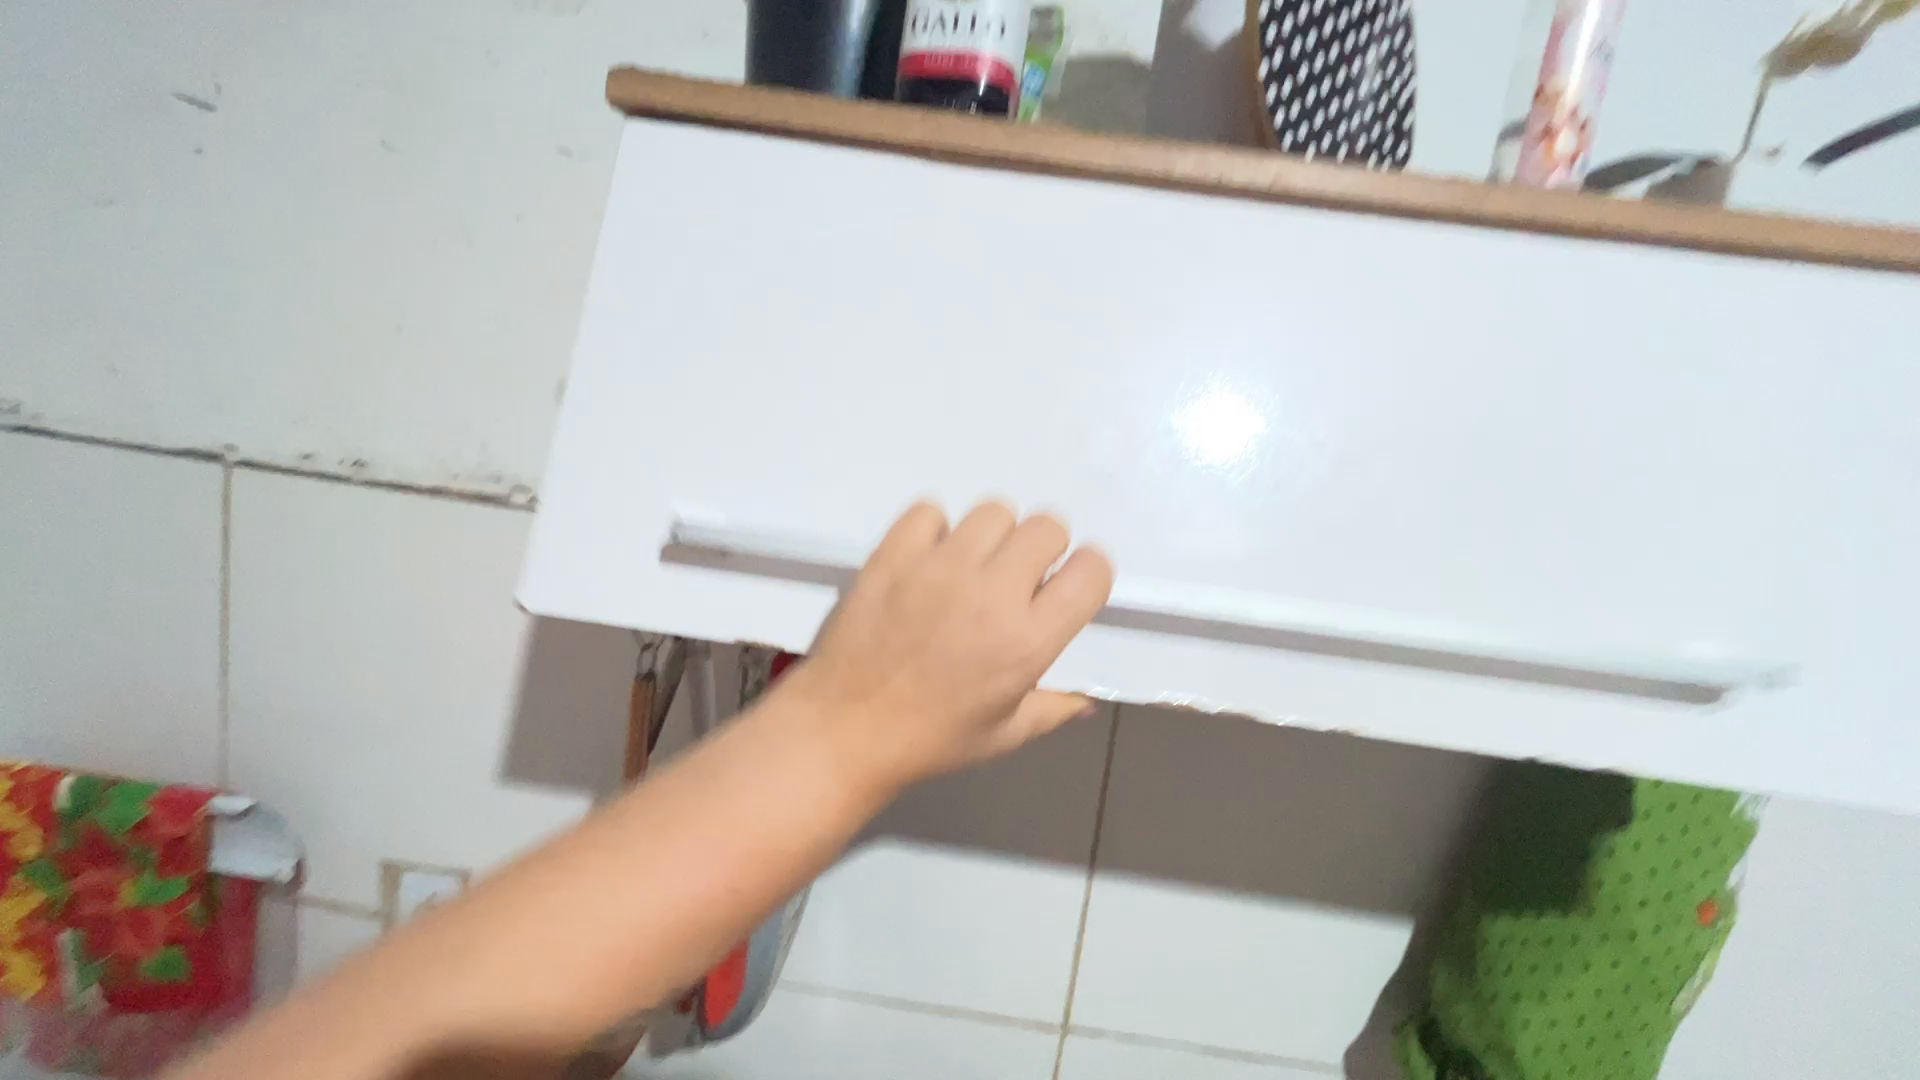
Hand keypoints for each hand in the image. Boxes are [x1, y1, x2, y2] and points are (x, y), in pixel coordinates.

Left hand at [779, 501, 1114, 788]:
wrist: (844, 729)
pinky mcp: (894, 554)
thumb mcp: (1004, 735)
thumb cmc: (930, 740)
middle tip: (1018, 576)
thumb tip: (1088, 699)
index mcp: (1028, 641)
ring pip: (993, 512)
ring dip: (993, 536)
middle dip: (1044, 548)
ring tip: (973, 565)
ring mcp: (940, 568)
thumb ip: (1053, 709)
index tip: (1068, 584)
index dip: (1087, 572)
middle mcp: (992, 593)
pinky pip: (930, 511)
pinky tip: (928, 559)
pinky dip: (934, 529)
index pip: (1091, 571)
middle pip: (1046, 527)